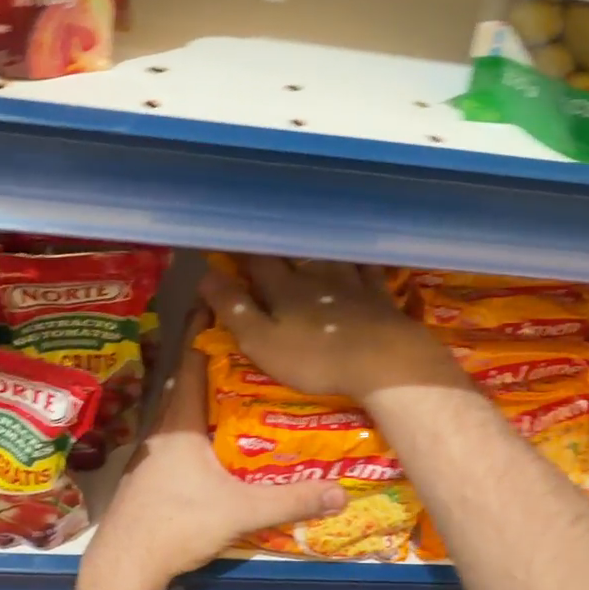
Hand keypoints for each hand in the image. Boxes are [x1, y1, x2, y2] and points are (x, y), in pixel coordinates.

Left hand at [85, 320, 348, 589]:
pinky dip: (196, 423)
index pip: (190, 362)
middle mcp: (162, 429)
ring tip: (236, 384)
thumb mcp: (240, 511)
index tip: (220, 303)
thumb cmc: (177, 523)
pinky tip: (216, 438)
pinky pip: (177, 434)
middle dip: (209, 360)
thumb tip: (340, 493)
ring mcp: (151, 453)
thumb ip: (290, 501)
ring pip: (179, 410)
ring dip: (202, 393)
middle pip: (185, 381)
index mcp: (180, 422)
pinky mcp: (149, 475)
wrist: (125, 564)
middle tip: (245, 344)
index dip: (203, 331)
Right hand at [199, 256, 461, 401]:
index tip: (228, 237)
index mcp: (283, 288)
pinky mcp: (379, 296)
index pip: (256, 261)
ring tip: (309, 230)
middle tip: (265, 228)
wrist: (383, 361)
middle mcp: (315, 276)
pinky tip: (360, 253)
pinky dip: (359, 258)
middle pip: (292, 253)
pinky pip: (367, 268)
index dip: (241, 249)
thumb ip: (234, 308)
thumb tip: (205, 275)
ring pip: (329, 254)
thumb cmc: (315, 358)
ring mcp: (351, 282)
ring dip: (316, 243)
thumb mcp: (261, 341)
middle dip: (276, 242)